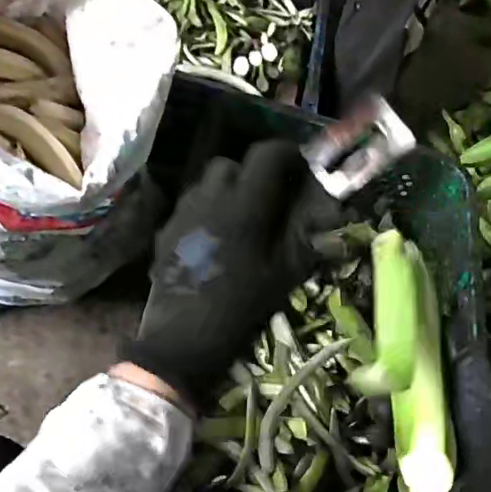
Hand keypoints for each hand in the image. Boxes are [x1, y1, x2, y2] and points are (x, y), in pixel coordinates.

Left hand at [123, 141, 334, 409]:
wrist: (184, 337)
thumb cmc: (241, 306)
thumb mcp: (283, 274)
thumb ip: (304, 235)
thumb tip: (325, 210)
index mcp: (245, 204)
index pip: (266, 154)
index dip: (287, 154)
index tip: (299, 168)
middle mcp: (210, 198)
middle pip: (232, 164)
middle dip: (253, 173)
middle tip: (269, 197)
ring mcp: (182, 213)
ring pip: (206, 184)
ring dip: (227, 190)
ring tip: (241, 217)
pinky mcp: (165, 232)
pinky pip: (189, 207)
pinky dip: (206, 212)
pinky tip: (215, 240)